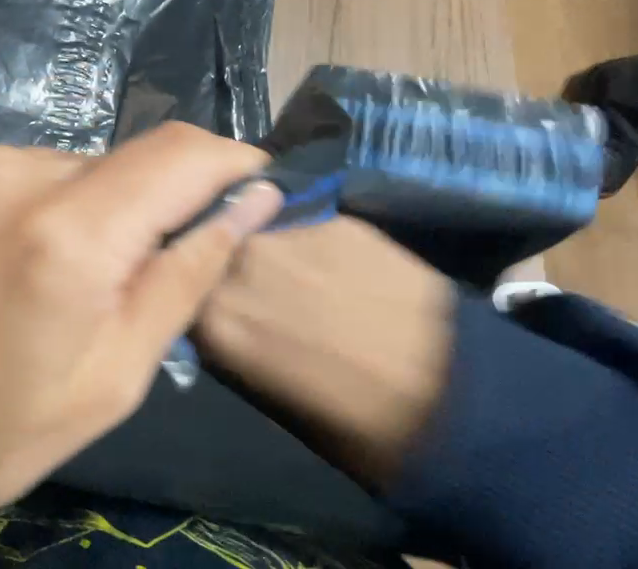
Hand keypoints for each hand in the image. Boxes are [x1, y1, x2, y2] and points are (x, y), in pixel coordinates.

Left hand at [0, 124, 282, 551]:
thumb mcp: (107, 380)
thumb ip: (180, 278)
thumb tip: (244, 202)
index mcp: (65, 236)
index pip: (176, 153)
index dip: (223, 163)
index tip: (245, 186)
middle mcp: (4, 172)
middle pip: (108, 165)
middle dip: (128, 213)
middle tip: (100, 285)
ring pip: (49, 167)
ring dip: (63, 210)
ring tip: (25, 282)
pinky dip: (7, 205)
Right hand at [194, 217, 457, 487]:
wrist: (461, 400)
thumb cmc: (356, 422)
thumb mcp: (264, 392)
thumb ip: (225, 337)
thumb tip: (210, 311)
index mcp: (214, 319)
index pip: (176, 282)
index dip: (188, 285)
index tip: (200, 293)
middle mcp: (237, 264)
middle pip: (208, 243)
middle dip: (218, 253)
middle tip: (245, 276)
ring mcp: (284, 232)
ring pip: (249, 221)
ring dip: (257, 237)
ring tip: (283, 261)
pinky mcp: (330, 217)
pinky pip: (295, 217)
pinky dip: (299, 232)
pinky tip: (323, 256)